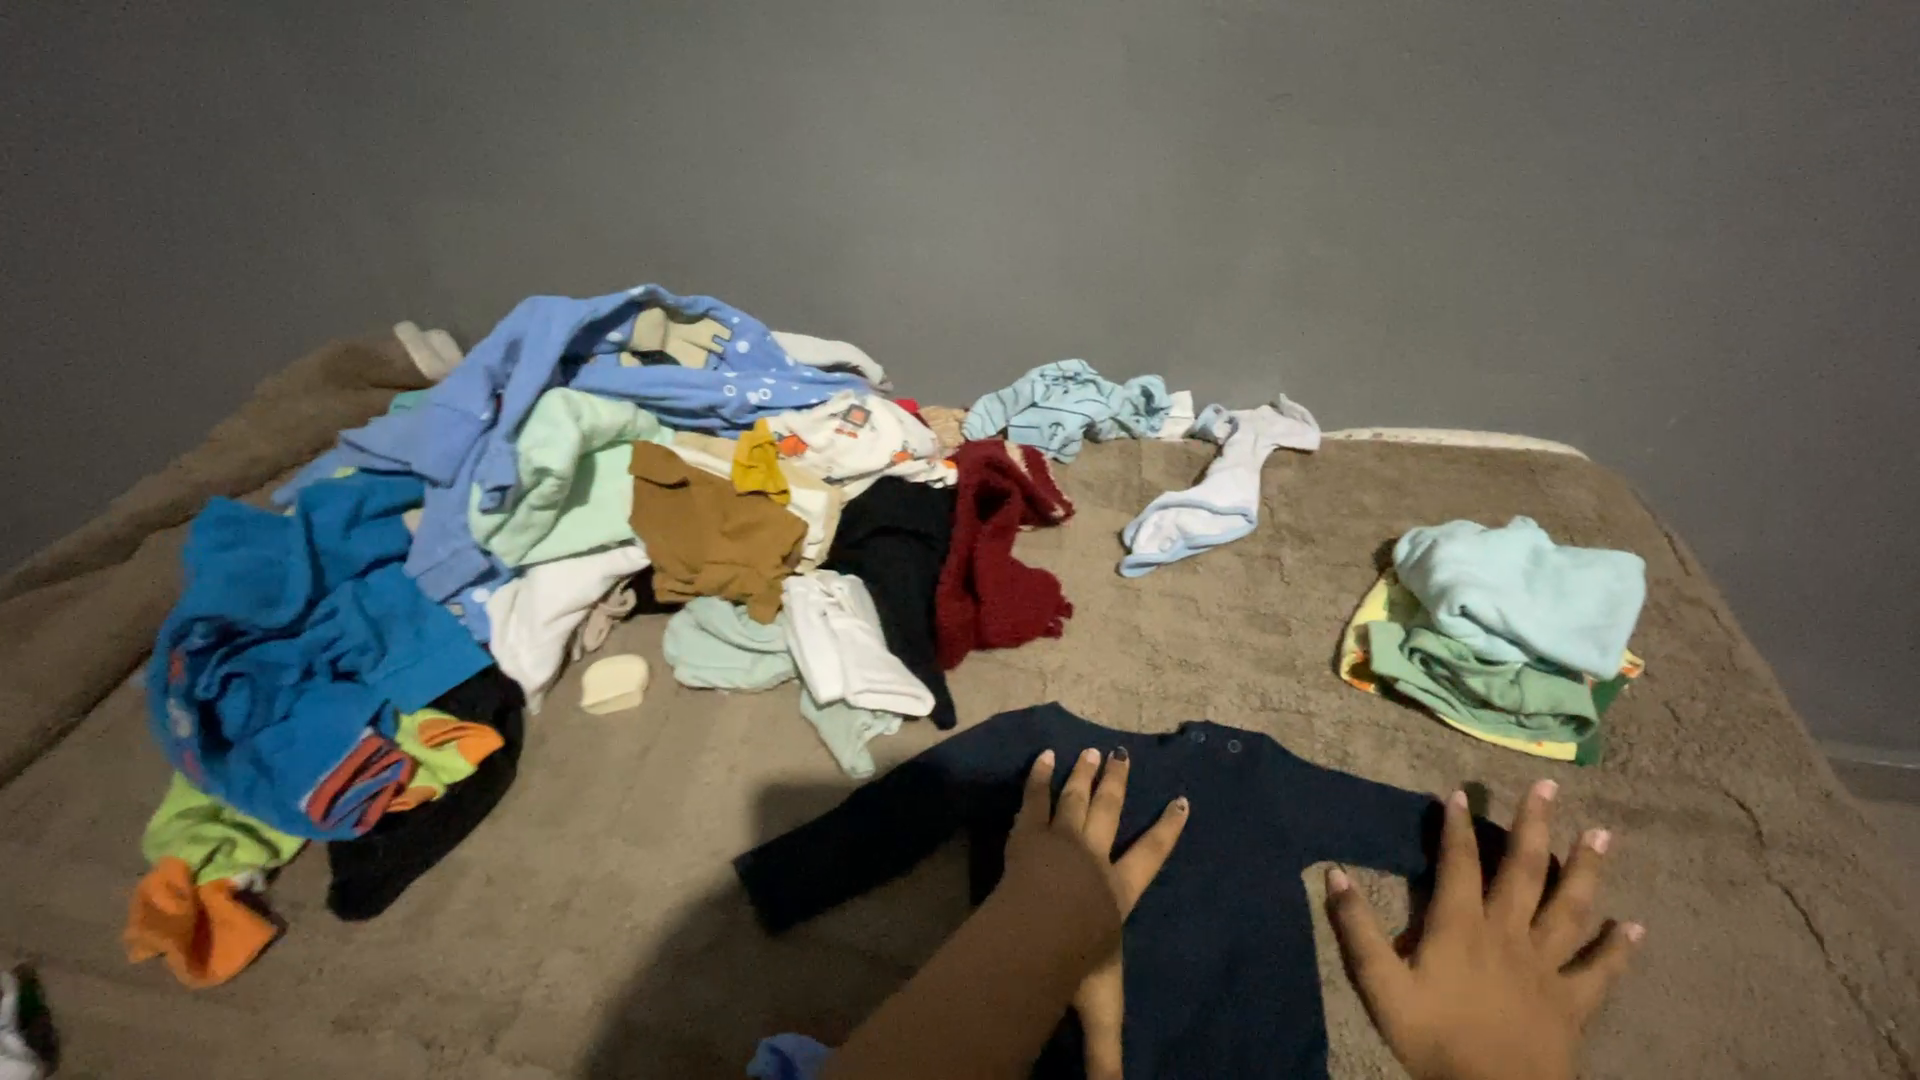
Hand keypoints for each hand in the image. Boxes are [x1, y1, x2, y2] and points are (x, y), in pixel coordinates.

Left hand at [1004, 747, 1187, 1079]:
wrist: (1036, 928)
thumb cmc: (1074, 963)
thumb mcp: (1101, 1008)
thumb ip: (1109, 1054)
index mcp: (1118, 890)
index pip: (1151, 855)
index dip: (1167, 829)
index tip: (1182, 801)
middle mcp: (1093, 856)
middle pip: (1109, 812)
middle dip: (1117, 784)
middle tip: (1122, 755)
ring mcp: (1060, 839)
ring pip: (1075, 798)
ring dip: (1083, 774)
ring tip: (1091, 750)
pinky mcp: (1028, 835)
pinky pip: (1034, 799)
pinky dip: (1038, 777)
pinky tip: (1042, 756)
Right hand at [1326, 780, 1641, 1079]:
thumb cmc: (1433, 1038)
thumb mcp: (1380, 984)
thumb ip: (1357, 928)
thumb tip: (1334, 873)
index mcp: (1460, 927)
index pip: (1459, 863)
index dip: (1456, 826)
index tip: (1459, 791)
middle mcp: (1507, 935)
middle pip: (1524, 871)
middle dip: (1534, 826)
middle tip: (1548, 788)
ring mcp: (1546, 967)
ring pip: (1570, 908)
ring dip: (1586, 869)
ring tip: (1601, 835)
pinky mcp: (1573, 1003)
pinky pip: (1601, 971)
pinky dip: (1618, 948)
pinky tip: (1635, 926)